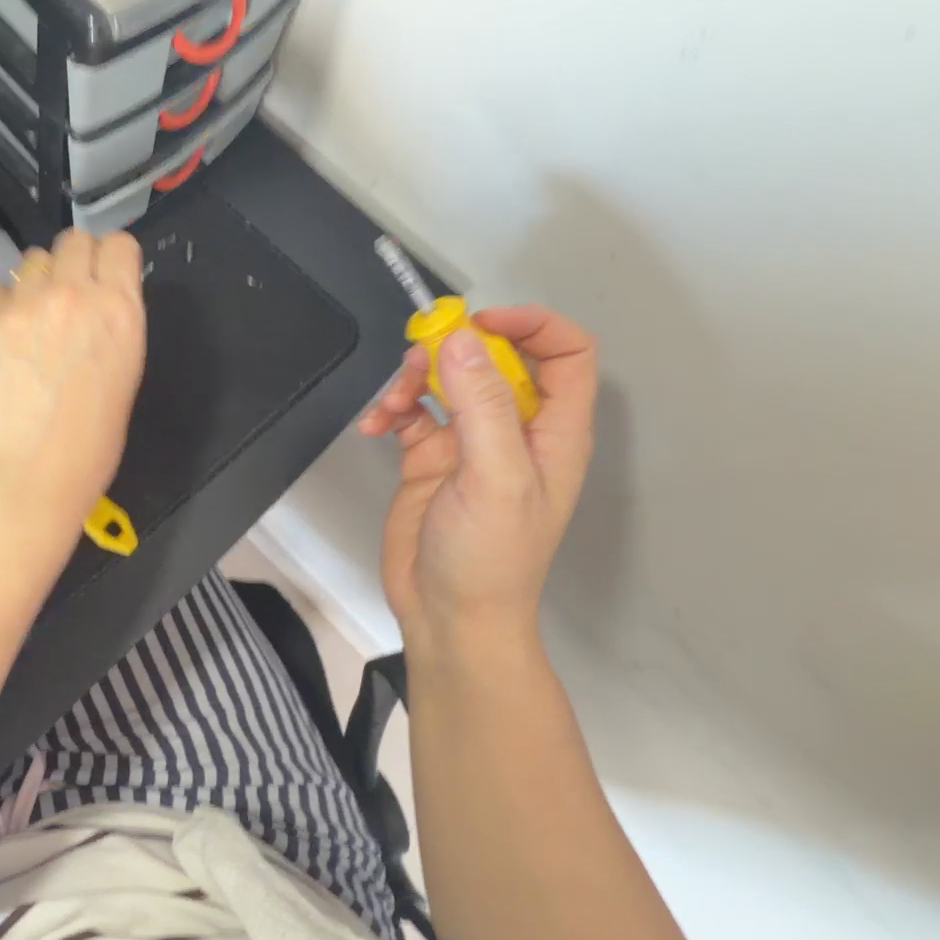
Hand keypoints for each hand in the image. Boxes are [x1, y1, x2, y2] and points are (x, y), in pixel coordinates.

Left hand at [0, 229, 147, 530]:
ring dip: (37, 281)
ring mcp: (22, 305)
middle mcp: (71, 294)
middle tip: (68, 298)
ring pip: (31, 261)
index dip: (111, 259)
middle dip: (74, 263)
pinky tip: (7, 344)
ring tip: (34, 322)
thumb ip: (114, 326)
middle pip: (74, 241)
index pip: (119, 244)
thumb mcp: (126, 376)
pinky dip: (3, 309)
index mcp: (118, 310)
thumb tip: (100, 306)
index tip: (105, 274)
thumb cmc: (88, 444)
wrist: (28, 473)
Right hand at [359, 306, 597, 653]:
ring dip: (413, 382)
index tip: (477, 324)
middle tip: (416, 364)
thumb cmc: (490, 555)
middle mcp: (513, 429)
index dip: (530, 326)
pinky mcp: (428, 461)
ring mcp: (468, 445)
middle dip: (454, 352)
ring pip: (446, 383)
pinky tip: (374, 428)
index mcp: (551, 430)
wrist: (448, 614)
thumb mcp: (493, 477)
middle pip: (494, 360)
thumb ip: (480, 405)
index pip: (564, 353)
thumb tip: (459, 338)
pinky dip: (390, 412)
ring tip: (387, 407)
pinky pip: (411, 416)